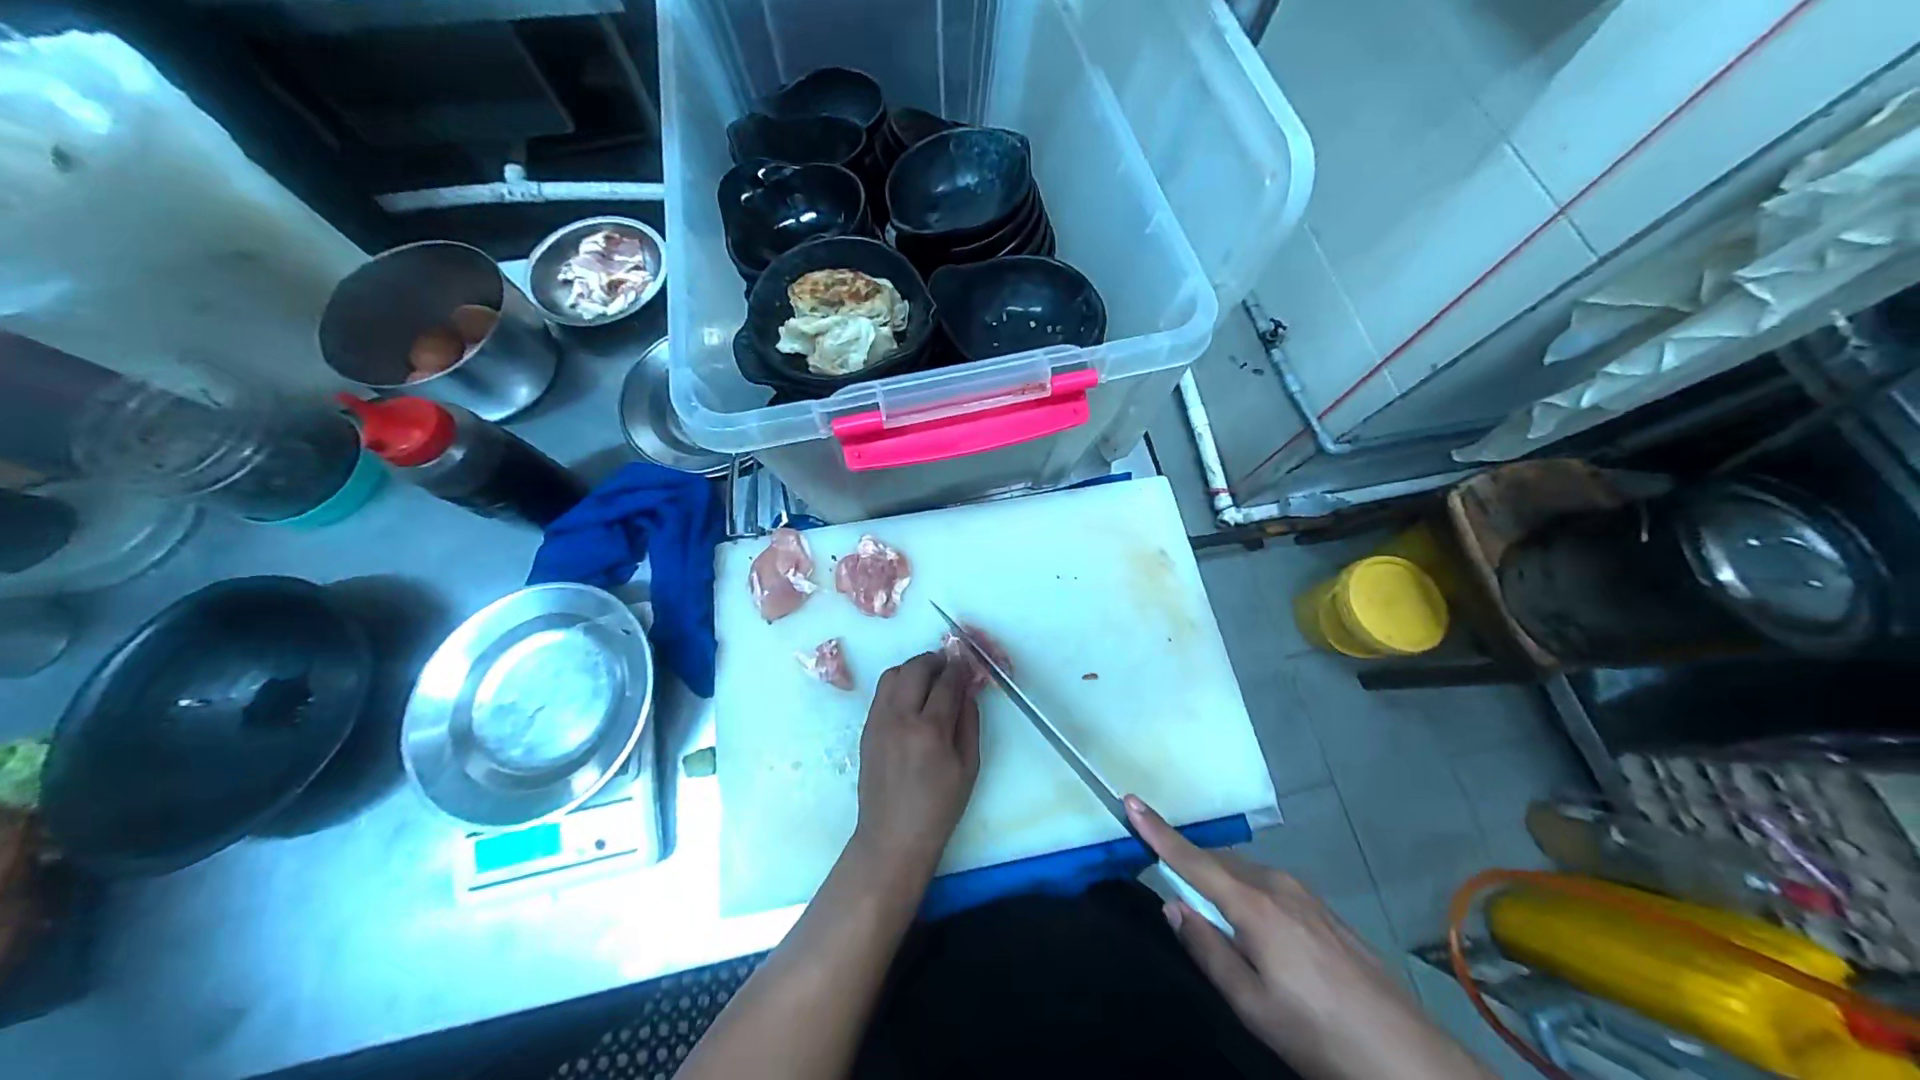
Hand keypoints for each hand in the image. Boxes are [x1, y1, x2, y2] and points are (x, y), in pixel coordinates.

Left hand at [853, 652, 981, 874]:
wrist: (892, 835)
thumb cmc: (938, 807)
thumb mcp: (968, 767)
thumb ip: (969, 722)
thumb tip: (967, 690)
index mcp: (930, 730)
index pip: (947, 683)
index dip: (960, 668)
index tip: (967, 661)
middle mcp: (900, 718)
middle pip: (916, 669)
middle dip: (935, 660)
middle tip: (949, 664)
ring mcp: (878, 721)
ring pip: (893, 674)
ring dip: (914, 668)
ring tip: (929, 677)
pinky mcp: (867, 728)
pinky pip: (882, 692)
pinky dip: (898, 684)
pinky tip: (912, 697)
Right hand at [1125, 796, 1494, 1079]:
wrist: (1409, 1059)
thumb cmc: (1317, 1034)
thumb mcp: (1251, 1005)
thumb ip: (1207, 949)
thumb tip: (1173, 906)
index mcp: (1254, 907)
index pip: (1193, 860)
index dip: (1158, 832)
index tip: (1131, 801)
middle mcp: (1279, 887)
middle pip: (1219, 862)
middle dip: (1191, 864)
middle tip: (1172, 886)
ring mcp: (1308, 896)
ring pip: (1247, 873)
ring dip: (1221, 881)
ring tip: (1215, 917)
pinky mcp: (1326, 912)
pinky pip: (1271, 886)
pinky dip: (1248, 893)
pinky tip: (1258, 929)